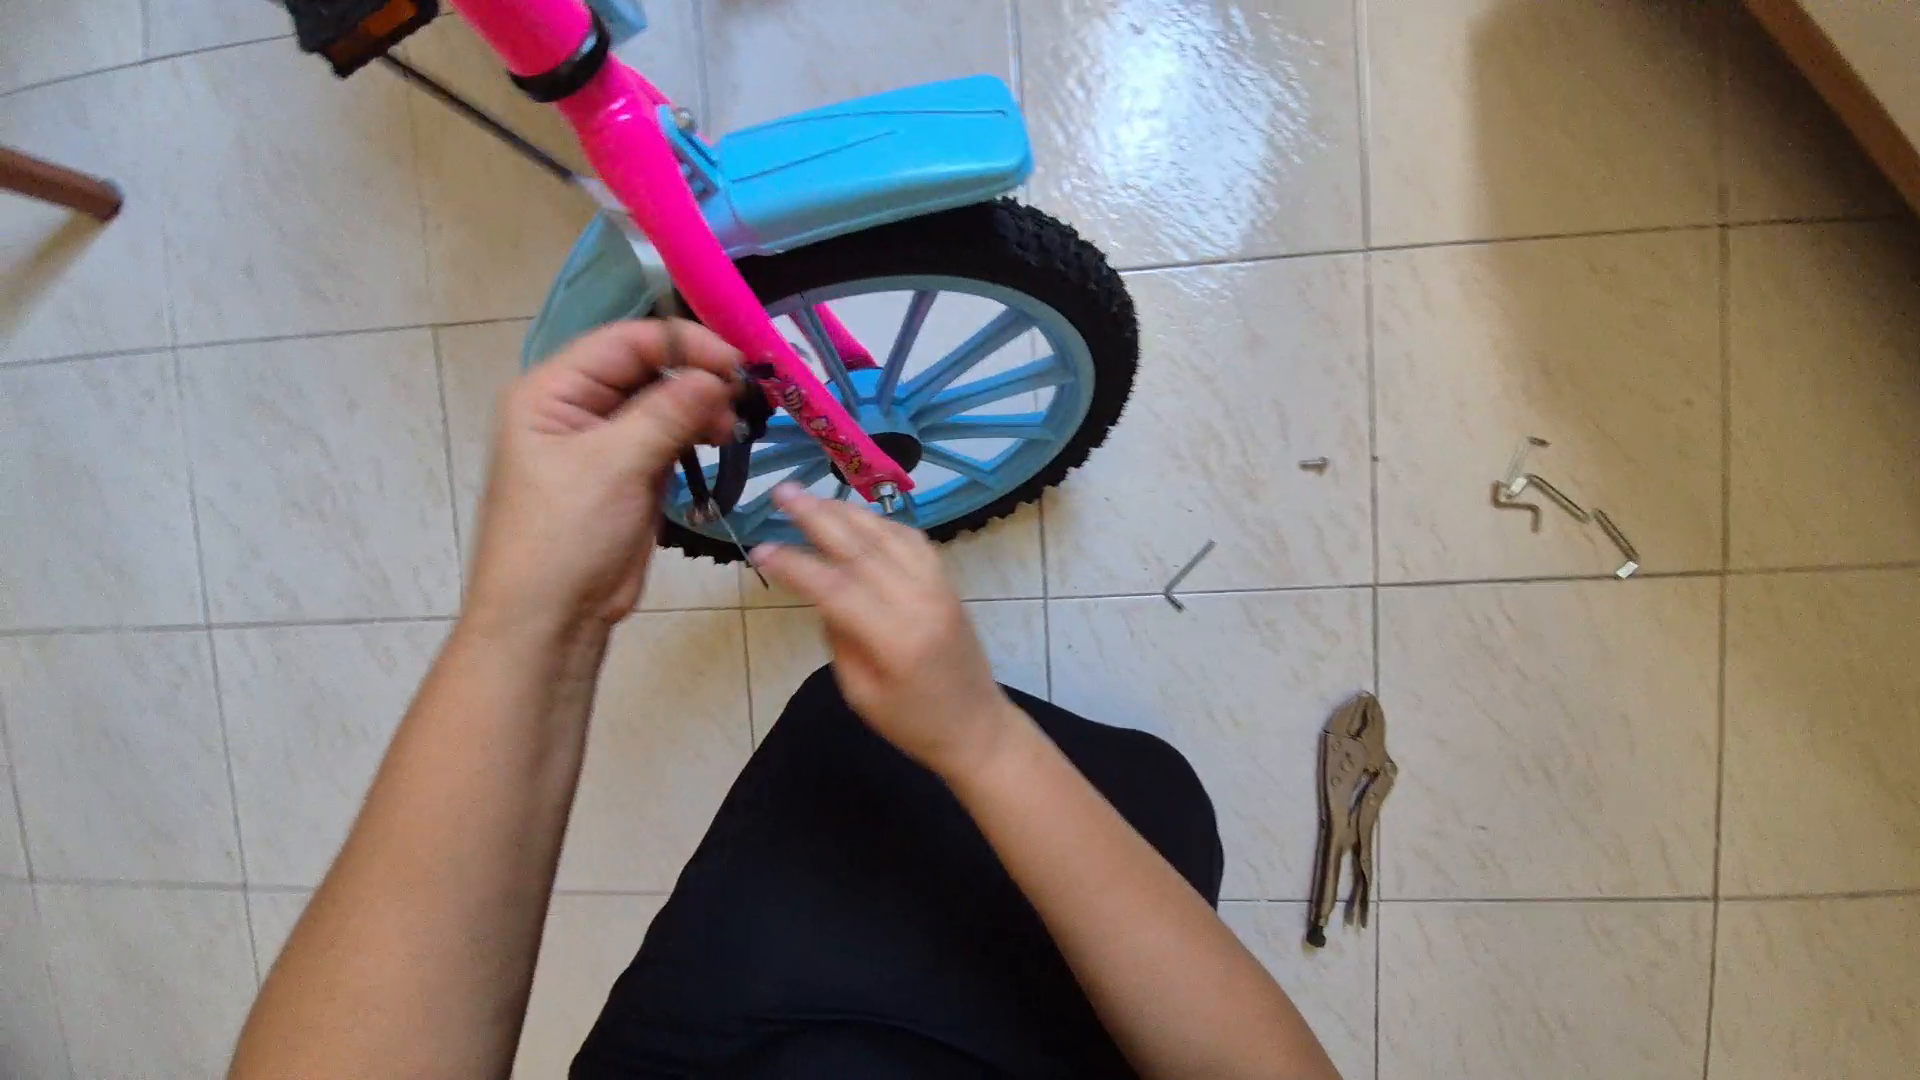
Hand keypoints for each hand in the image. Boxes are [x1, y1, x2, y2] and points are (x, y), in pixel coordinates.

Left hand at [466, 320, 741, 633]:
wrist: (552, 616)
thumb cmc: (565, 535)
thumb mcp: (613, 466)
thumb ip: (666, 413)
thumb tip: (718, 376)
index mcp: (552, 391)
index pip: (625, 343)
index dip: (682, 344)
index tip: (735, 361)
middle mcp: (577, 407)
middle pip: (646, 369)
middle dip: (696, 377)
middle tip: (742, 399)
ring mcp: (606, 441)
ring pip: (664, 403)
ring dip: (702, 408)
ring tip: (732, 429)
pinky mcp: (631, 472)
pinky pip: (669, 437)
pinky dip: (697, 435)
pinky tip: (721, 442)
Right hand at [751, 485, 1028, 780]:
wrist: (976, 725)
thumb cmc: (912, 723)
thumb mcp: (860, 692)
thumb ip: (839, 637)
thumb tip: (823, 593)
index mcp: (895, 639)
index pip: (836, 587)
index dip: (795, 565)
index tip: (760, 549)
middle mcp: (920, 602)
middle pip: (863, 548)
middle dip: (818, 516)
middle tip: (783, 492)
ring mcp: (939, 587)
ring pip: (889, 535)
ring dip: (849, 512)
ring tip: (812, 497)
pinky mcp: (948, 582)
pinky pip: (914, 540)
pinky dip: (882, 524)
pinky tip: (858, 517)